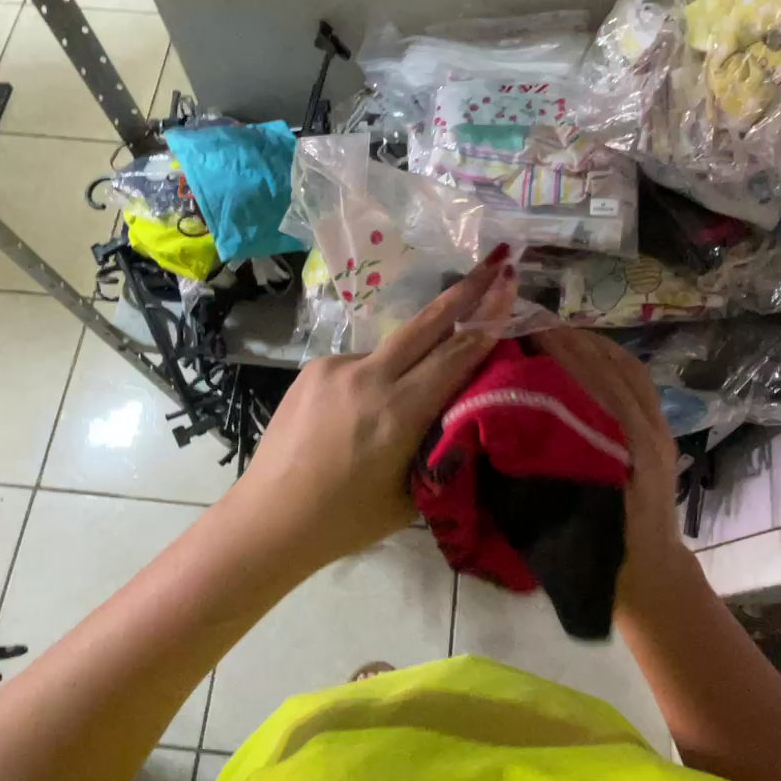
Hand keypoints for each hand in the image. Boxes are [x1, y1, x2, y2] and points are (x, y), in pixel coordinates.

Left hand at [229, 247, 519, 565]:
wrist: (270, 518)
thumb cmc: (346, 521)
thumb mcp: (412, 493)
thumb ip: (439, 445)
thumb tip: (462, 410)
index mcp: (398, 412)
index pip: (456, 353)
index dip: (489, 317)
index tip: (510, 282)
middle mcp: (368, 377)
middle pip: (428, 322)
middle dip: (466, 289)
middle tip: (496, 260)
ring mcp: (335, 367)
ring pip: (394, 346)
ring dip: (419, 351)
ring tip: (414, 396)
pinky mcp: (314, 368)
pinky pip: (363, 363)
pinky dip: (380, 376)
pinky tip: (369, 409)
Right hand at [532, 328, 688, 611]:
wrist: (642, 572)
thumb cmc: (584, 549)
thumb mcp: (541, 510)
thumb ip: (521, 462)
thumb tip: (487, 419)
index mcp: (610, 445)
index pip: (580, 376)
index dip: (550, 347)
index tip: (515, 329)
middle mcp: (637, 427)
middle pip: (601, 362)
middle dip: (564, 337)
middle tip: (525, 323)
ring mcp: (655, 425)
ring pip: (621, 365)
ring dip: (586, 342)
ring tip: (551, 331)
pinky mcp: (661, 427)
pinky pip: (638, 378)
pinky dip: (611, 355)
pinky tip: (588, 349)